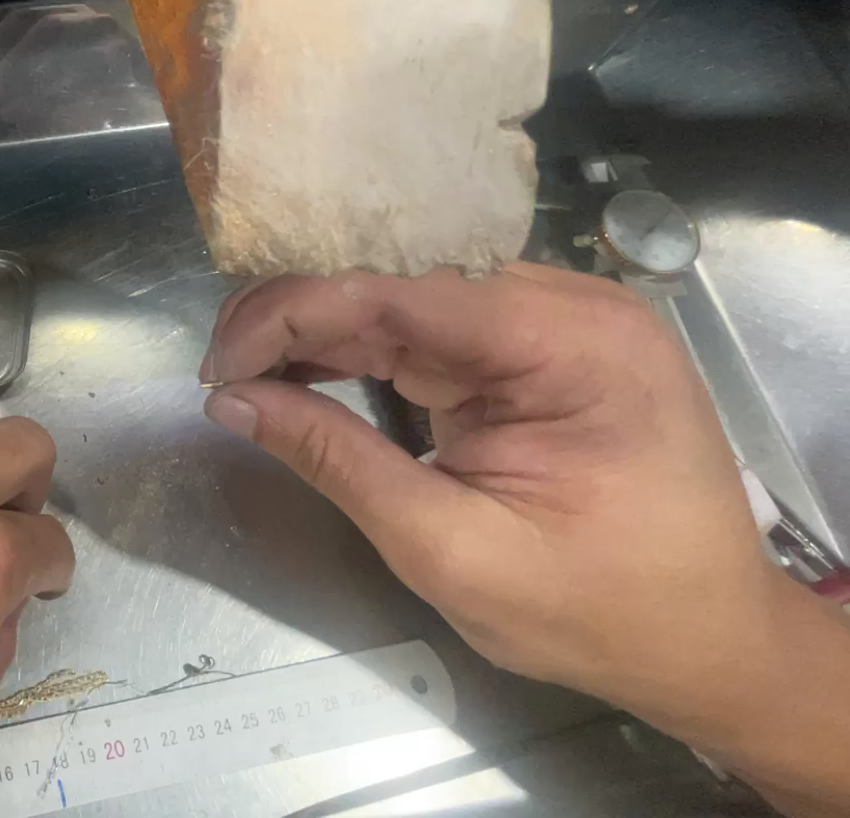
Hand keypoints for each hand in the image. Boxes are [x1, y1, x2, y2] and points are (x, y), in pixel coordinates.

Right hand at [203, 263, 849, 813]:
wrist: (703, 643)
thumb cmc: (596, 610)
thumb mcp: (448, 547)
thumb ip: (333, 459)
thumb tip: (228, 401)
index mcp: (566, 343)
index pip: (388, 292)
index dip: (285, 318)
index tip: (218, 371)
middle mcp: (555, 306)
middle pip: (382, 280)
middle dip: (284, 320)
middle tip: (220, 375)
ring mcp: (536, 320)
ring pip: (381, 295)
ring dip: (301, 331)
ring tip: (240, 374)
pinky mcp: (509, 344)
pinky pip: (401, 325)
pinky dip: (336, 347)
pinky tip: (289, 372)